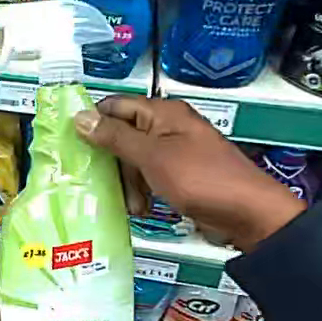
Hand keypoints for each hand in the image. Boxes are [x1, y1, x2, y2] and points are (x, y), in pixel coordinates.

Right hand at [73, 95, 304, 250]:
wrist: (249, 214)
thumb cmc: (200, 179)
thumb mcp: (152, 157)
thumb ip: (115, 137)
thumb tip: (80, 116)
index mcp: (162, 113)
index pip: (115, 107)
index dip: (93, 123)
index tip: (73, 146)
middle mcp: (168, 126)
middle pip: (124, 136)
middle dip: (114, 163)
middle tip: (106, 187)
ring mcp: (177, 151)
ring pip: (136, 160)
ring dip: (129, 183)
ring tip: (134, 207)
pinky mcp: (183, 174)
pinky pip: (152, 177)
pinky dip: (144, 191)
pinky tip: (144, 210)